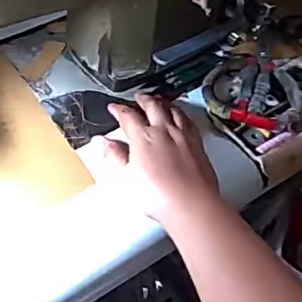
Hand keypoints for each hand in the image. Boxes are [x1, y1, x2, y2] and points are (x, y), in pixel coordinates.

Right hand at [85, 94, 221, 223]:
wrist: (191, 204)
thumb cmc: (160, 195)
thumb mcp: (126, 177)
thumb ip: (115, 156)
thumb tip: (104, 143)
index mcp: (143, 136)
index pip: (127, 116)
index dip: (119, 109)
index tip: (114, 107)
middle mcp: (164, 131)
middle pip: (152, 106)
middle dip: (143, 99)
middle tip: (138, 97)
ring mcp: (183, 136)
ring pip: (173, 110)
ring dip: (163, 103)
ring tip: (159, 101)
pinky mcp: (197, 144)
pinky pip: (188, 121)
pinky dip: (181, 114)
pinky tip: (182, 117)